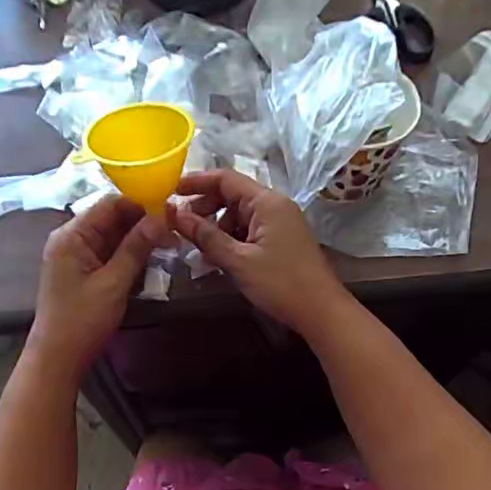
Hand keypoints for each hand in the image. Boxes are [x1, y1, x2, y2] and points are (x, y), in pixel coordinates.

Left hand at [29, 195, 162, 373]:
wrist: (57, 358)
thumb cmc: (82, 321)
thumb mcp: (113, 284)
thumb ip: (136, 249)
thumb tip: (160, 218)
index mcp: (72, 236)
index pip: (110, 204)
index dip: (140, 204)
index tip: (170, 211)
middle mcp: (70, 240)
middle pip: (111, 219)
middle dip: (142, 223)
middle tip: (175, 230)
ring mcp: (75, 257)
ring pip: (112, 238)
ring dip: (137, 241)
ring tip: (169, 244)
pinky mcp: (81, 273)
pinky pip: (108, 255)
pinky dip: (127, 256)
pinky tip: (149, 261)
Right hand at [168, 169, 352, 336]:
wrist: (321, 311)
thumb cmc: (281, 284)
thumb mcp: (238, 261)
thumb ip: (205, 236)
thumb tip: (174, 214)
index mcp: (266, 202)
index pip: (225, 179)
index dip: (196, 182)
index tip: (169, 192)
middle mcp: (274, 205)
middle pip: (232, 196)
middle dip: (204, 208)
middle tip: (180, 226)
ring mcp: (280, 223)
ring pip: (239, 216)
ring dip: (216, 228)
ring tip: (197, 249)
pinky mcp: (281, 241)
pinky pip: (250, 231)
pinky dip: (231, 240)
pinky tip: (217, 258)